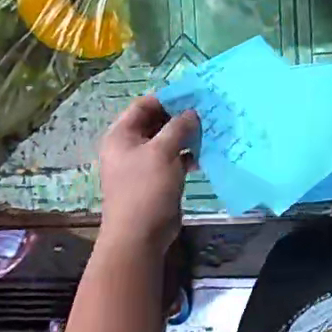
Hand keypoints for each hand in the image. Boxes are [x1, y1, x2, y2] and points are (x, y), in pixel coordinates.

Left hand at [99, 95, 198, 255]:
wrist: (139, 236)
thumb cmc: (145, 188)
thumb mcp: (162, 152)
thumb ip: (178, 127)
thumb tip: (192, 112)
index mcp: (121, 135)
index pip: (143, 105)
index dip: (167, 98)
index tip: (193, 95)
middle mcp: (130, 146)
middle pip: (156, 122)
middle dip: (180, 117)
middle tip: (206, 112)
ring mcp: (143, 164)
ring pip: (167, 142)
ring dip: (186, 136)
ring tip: (210, 131)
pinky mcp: (158, 179)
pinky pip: (173, 159)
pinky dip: (187, 155)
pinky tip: (205, 153)